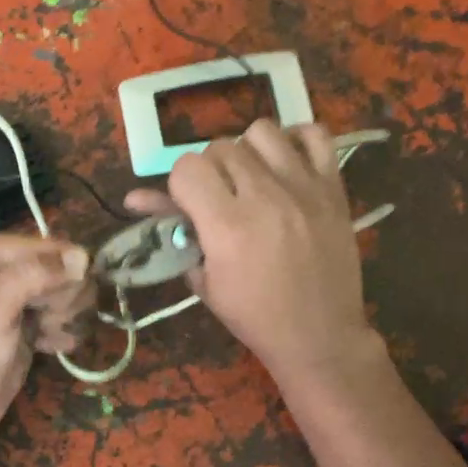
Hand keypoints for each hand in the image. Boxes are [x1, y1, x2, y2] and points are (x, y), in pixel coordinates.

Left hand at [0, 235, 93, 433]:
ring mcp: (28, 303)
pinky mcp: (36, 330)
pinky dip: (63, 336)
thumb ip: (36, 275)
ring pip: (73, 297)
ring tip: (43, 335)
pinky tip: (48, 348)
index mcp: (1, 256)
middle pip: (69, 272)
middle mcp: (17, 273)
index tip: (51, 300)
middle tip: (43, 320)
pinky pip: (68, 322)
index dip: (63, 274)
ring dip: (66, 319)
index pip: (57, 250)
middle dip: (65, 300)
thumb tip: (83, 256)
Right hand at [125, 119, 379, 384]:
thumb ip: (175, 233)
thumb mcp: (204, 280)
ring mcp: (303, 188)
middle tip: (218, 199)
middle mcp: (263, 197)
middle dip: (211, 169)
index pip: (187, 167)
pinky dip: (296, 140)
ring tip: (252, 178)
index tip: (189, 207)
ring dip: (248, 150)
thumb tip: (134, 198)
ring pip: (262, 131)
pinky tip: (286, 164)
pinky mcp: (333, 188)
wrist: (318, 335)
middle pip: (221, 147)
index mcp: (226, 226)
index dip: (180, 184)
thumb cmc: (253, 315)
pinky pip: (314, 134)